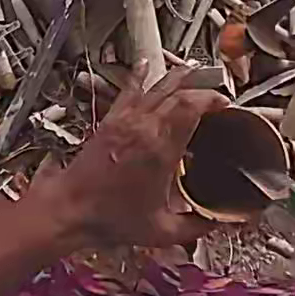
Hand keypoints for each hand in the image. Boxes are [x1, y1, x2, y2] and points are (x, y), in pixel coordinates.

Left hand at [28, 64, 226, 248]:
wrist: (70, 209)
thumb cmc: (112, 219)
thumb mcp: (161, 230)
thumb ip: (196, 226)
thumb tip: (221, 222)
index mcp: (160, 149)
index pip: (191, 107)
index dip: (211, 100)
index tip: (224, 105)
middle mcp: (143, 126)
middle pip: (177, 93)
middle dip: (200, 90)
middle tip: (214, 98)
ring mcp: (126, 120)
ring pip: (156, 87)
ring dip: (177, 78)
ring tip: (193, 71)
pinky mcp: (111, 120)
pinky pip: (129, 90)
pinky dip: (140, 75)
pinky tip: (147, 64)